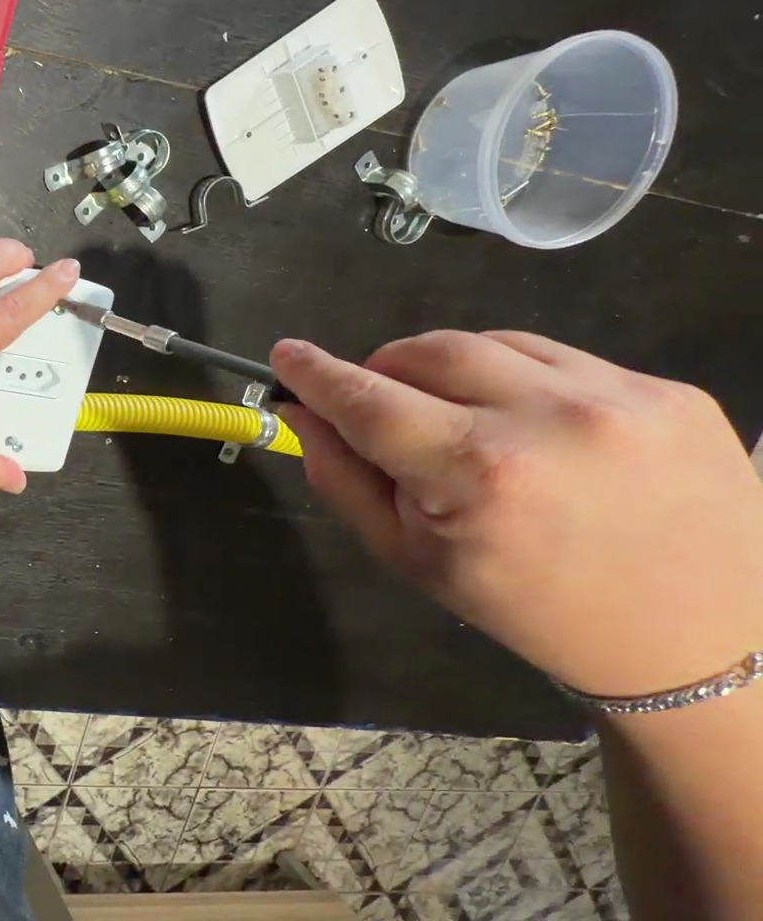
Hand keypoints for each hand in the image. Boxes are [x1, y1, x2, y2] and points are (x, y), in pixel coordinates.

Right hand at [272, 331, 762, 697]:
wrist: (702, 643)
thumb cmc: (527, 607)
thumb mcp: (409, 556)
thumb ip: (340, 476)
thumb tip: (300, 412)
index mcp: (478, 473)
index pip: (367, 399)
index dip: (316, 373)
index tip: (284, 355)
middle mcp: (553, 418)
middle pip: (425, 352)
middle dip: (383, 371)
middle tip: (378, 407)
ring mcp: (625, 398)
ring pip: (490, 343)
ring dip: (448, 370)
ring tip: (457, 417)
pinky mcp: (675, 392)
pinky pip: (557, 356)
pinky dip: (515, 379)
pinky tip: (529, 427)